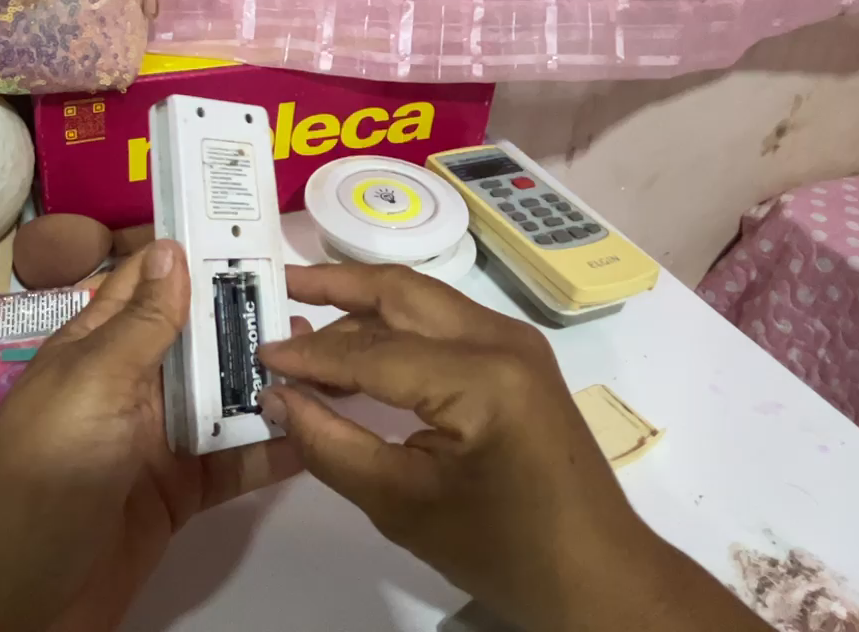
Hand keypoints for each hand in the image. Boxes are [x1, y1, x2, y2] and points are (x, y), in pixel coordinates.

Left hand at [0, 241, 299, 631]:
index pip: (152, 283)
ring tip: (327, 360)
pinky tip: (316, 430)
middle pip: (198, 338)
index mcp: (100, 346)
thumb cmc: (46, 476)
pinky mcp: (181, 490)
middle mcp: (134, 383)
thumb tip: (172, 248)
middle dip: (248, 318)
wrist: (13, 608)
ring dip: (268, 380)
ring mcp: (159, 438)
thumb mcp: (91, 387)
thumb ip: (141, 325)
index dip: (197, 256)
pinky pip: (233, 459)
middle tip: (316, 302)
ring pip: (222, 395)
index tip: (256, 234)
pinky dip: (272, 447)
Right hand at [258, 263, 767, 631]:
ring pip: (419, 300)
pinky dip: (392, 327)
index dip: (311, 354)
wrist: (597, 574)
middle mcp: (500, 338)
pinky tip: (357, 347)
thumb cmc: (502, 549)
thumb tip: (278, 397)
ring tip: (306, 316)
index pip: (374, 352)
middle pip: (400, 291)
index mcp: (481, 378)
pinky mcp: (514, 351)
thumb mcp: (402, 505)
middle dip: (335, 284)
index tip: (261, 352)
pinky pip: (440, 321)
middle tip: (281, 284)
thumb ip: (330, 444)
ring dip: (362, 305)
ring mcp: (513, 339)